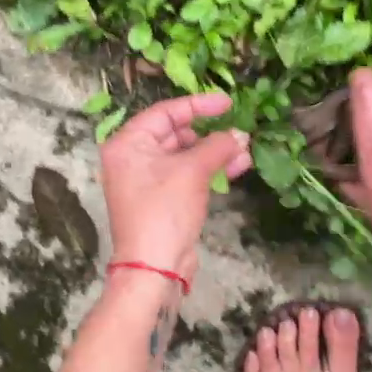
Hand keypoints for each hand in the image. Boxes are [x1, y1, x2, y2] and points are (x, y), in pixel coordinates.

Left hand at [100, 92, 251, 278]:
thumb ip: (217, 146)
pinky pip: (187, 175)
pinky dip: (209, 170)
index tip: (227, 103)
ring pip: (185, 156)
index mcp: (128, 144)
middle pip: (175, 133)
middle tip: (238, 130)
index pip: (165, 113)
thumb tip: (239, 135)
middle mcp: (132, 158)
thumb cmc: (164, 211)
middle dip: (209, 132)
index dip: (198, 105)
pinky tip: (238, 166)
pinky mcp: (162, 200)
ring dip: (214, 152)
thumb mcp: (192, 172)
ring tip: (244, 149)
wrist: (154, 268)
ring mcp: (146, 181)